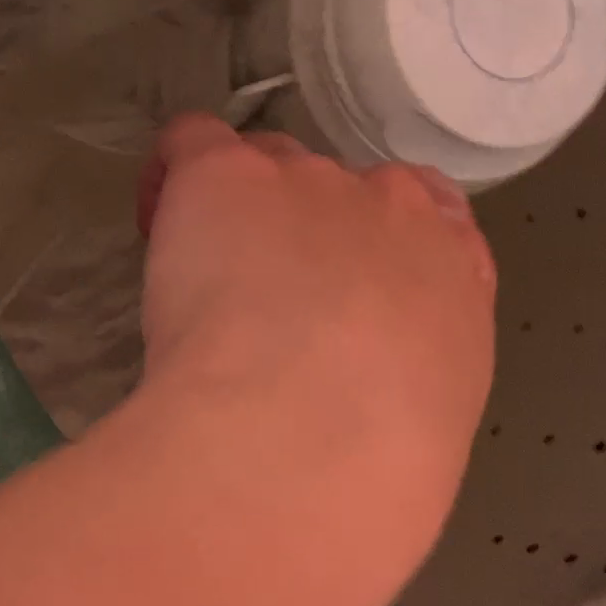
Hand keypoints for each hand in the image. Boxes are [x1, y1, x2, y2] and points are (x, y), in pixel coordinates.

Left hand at [136, 113, 496, 505]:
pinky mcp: (224, 175)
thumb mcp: (421, 418)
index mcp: (450, 270)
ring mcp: (302, 182)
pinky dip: (170, 172)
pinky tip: (156, 212)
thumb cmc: (372, 463)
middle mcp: (384, 205)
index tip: (331, 279)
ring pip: (261, 168)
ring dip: (236, 207)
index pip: (422, 215)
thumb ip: (396, 367)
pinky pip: (193, 141)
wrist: (303, 439)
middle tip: (255, 292)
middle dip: (296, 228)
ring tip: (197, 269)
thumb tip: (352, 373)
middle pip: (331, 189)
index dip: (367, 238)